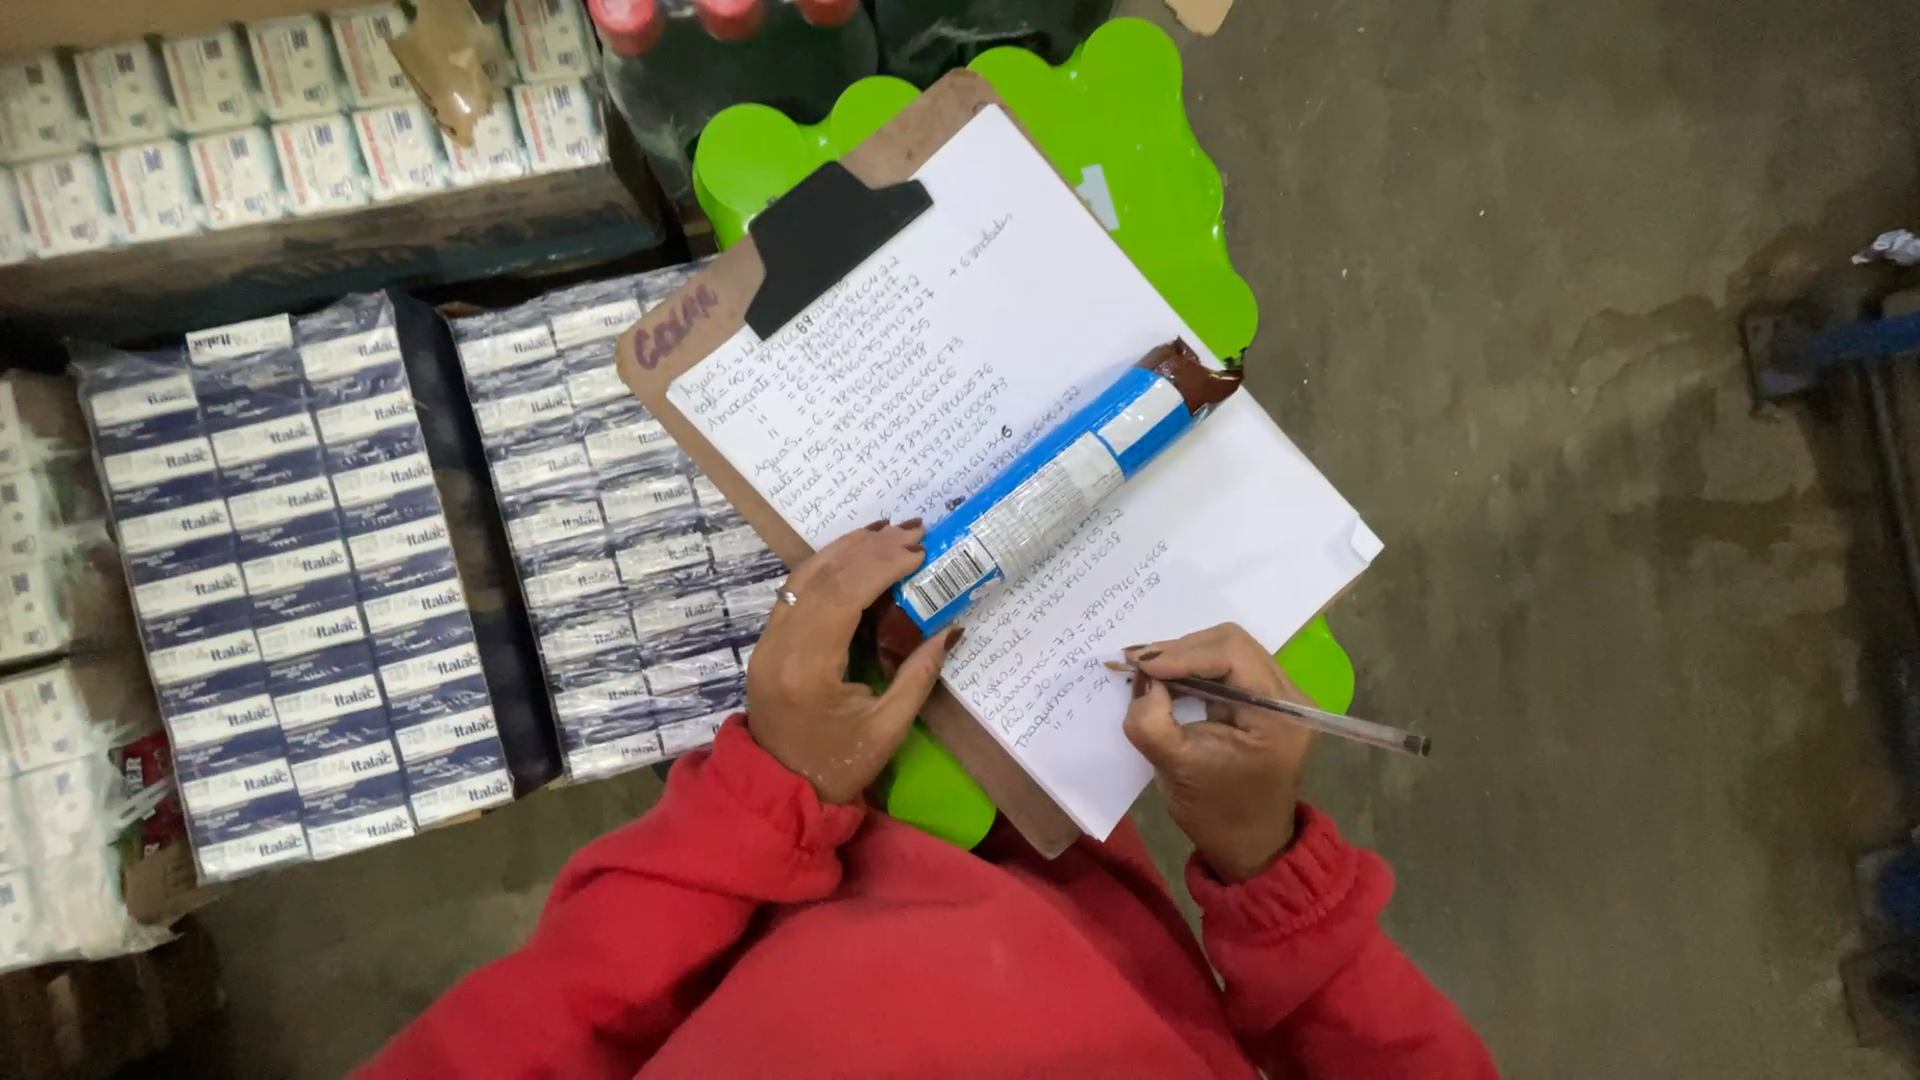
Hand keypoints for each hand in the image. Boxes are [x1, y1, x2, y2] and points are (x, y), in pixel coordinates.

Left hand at [746, 519, 961, 803]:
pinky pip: (797, 589)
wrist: (778, 792)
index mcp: (808, 669)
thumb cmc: (837, 767)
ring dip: (847, 547)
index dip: (882, 566)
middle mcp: (780, 645)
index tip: (919, 551)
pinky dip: (827, 565)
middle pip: (823, 577)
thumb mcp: (888, 729)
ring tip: (887, 530)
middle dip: (871, 548)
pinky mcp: (769, 640)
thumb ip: (919, 674)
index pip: (843, 596)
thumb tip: (950, 628)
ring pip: (805, 575)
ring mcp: (768, 640)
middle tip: (914, 530)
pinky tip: (854, 552)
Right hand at [1122, 624, 1314, 882]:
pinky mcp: (1262, 698)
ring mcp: (1279, 694)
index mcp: (1279, 715)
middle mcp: (1289, 696)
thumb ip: (1152, 721)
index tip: (1138, 665)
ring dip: (1182, 656)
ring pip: (1226, 648)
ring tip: (1147, 671)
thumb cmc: (1216, 813)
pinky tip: (1166, 678)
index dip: (1181, 653)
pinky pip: (1225, 664)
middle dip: (1179, 650)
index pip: (1232, 654)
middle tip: (1137, 665)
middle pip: (1230, 643)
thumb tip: (1141, 679)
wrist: (1248, 845)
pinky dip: (1191, 666)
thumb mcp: (1175, 767)